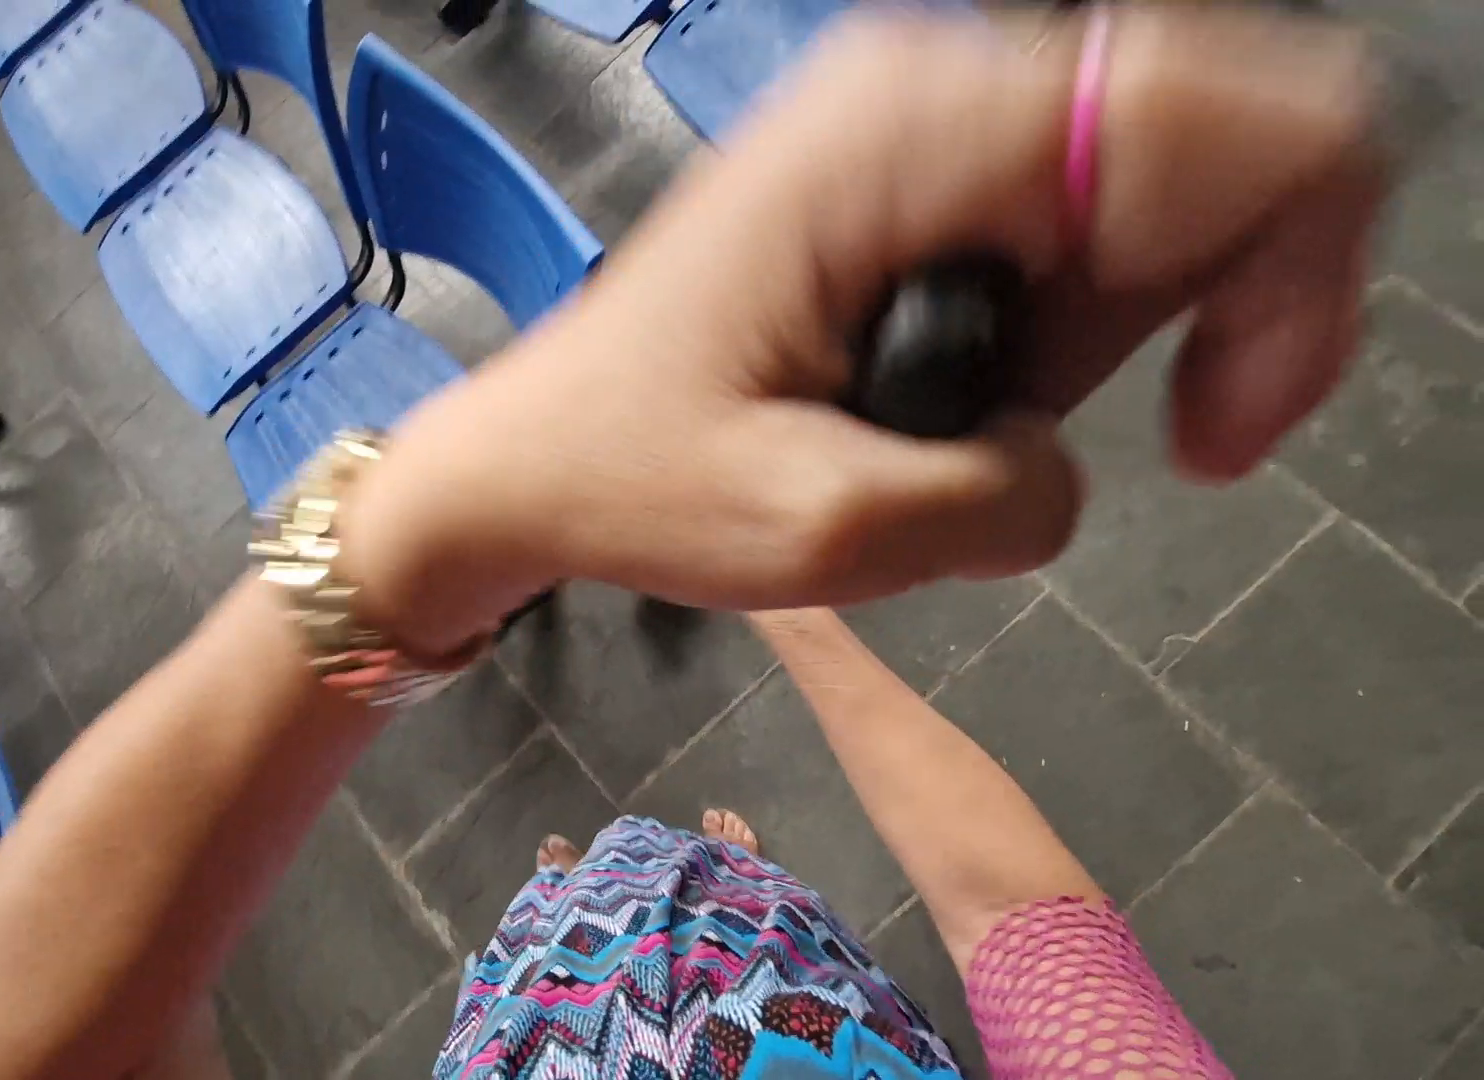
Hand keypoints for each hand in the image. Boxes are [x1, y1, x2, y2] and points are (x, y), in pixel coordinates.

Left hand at [344, 5, 1389, 655]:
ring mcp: (882, 133)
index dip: (1289, 285)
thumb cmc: (629, 485)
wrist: (525, 462)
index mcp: (910, 128)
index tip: (1210, 440)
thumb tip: (1054, 462)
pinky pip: (1019, 244)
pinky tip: (890, 396)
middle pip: (1184, 163)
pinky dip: (998, 341)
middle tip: (969, 435)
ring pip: (1101, 217)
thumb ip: (1007, 498)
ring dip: (1048, 352)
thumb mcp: (826, 529)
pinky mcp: (860, 193)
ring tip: (899, 425)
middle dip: (1127, 334)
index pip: (1247, 124)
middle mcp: (909, 88)